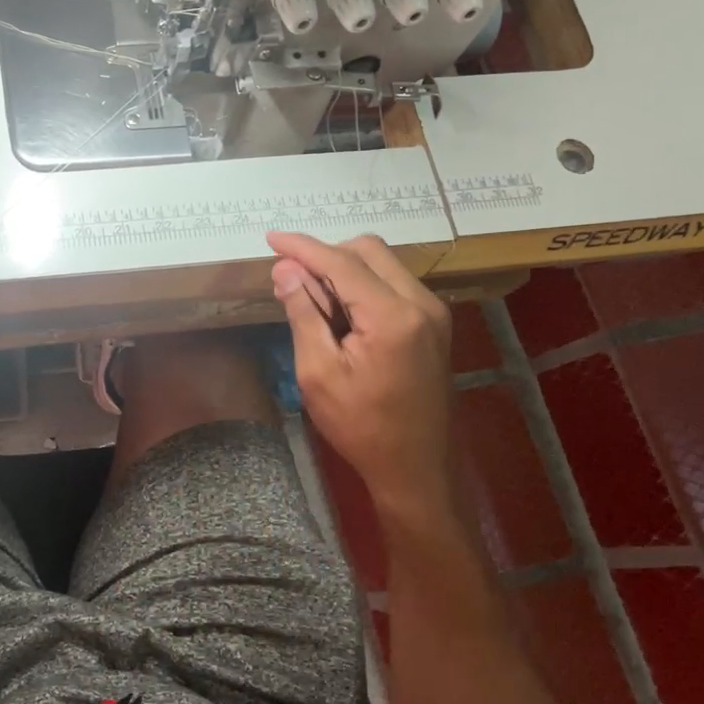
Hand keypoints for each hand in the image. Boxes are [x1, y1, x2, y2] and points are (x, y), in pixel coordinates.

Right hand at [266, 232, 452, 508]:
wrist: (415, 466)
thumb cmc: (360, 426)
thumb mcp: (318, 373)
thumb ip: (303, 314)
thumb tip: (286, 270)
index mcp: (392, 316)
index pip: (342, 262)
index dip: (303, 247)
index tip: (271, 238)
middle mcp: (420, 303)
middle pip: (368, 250)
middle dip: (326, 254)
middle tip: (290, 278)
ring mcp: (432, 312)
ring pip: (383, 263)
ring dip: (344, 268)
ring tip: (312, 299)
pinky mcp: (432, 324)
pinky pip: (393, 284)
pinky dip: (363, 284)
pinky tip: (340, 311)